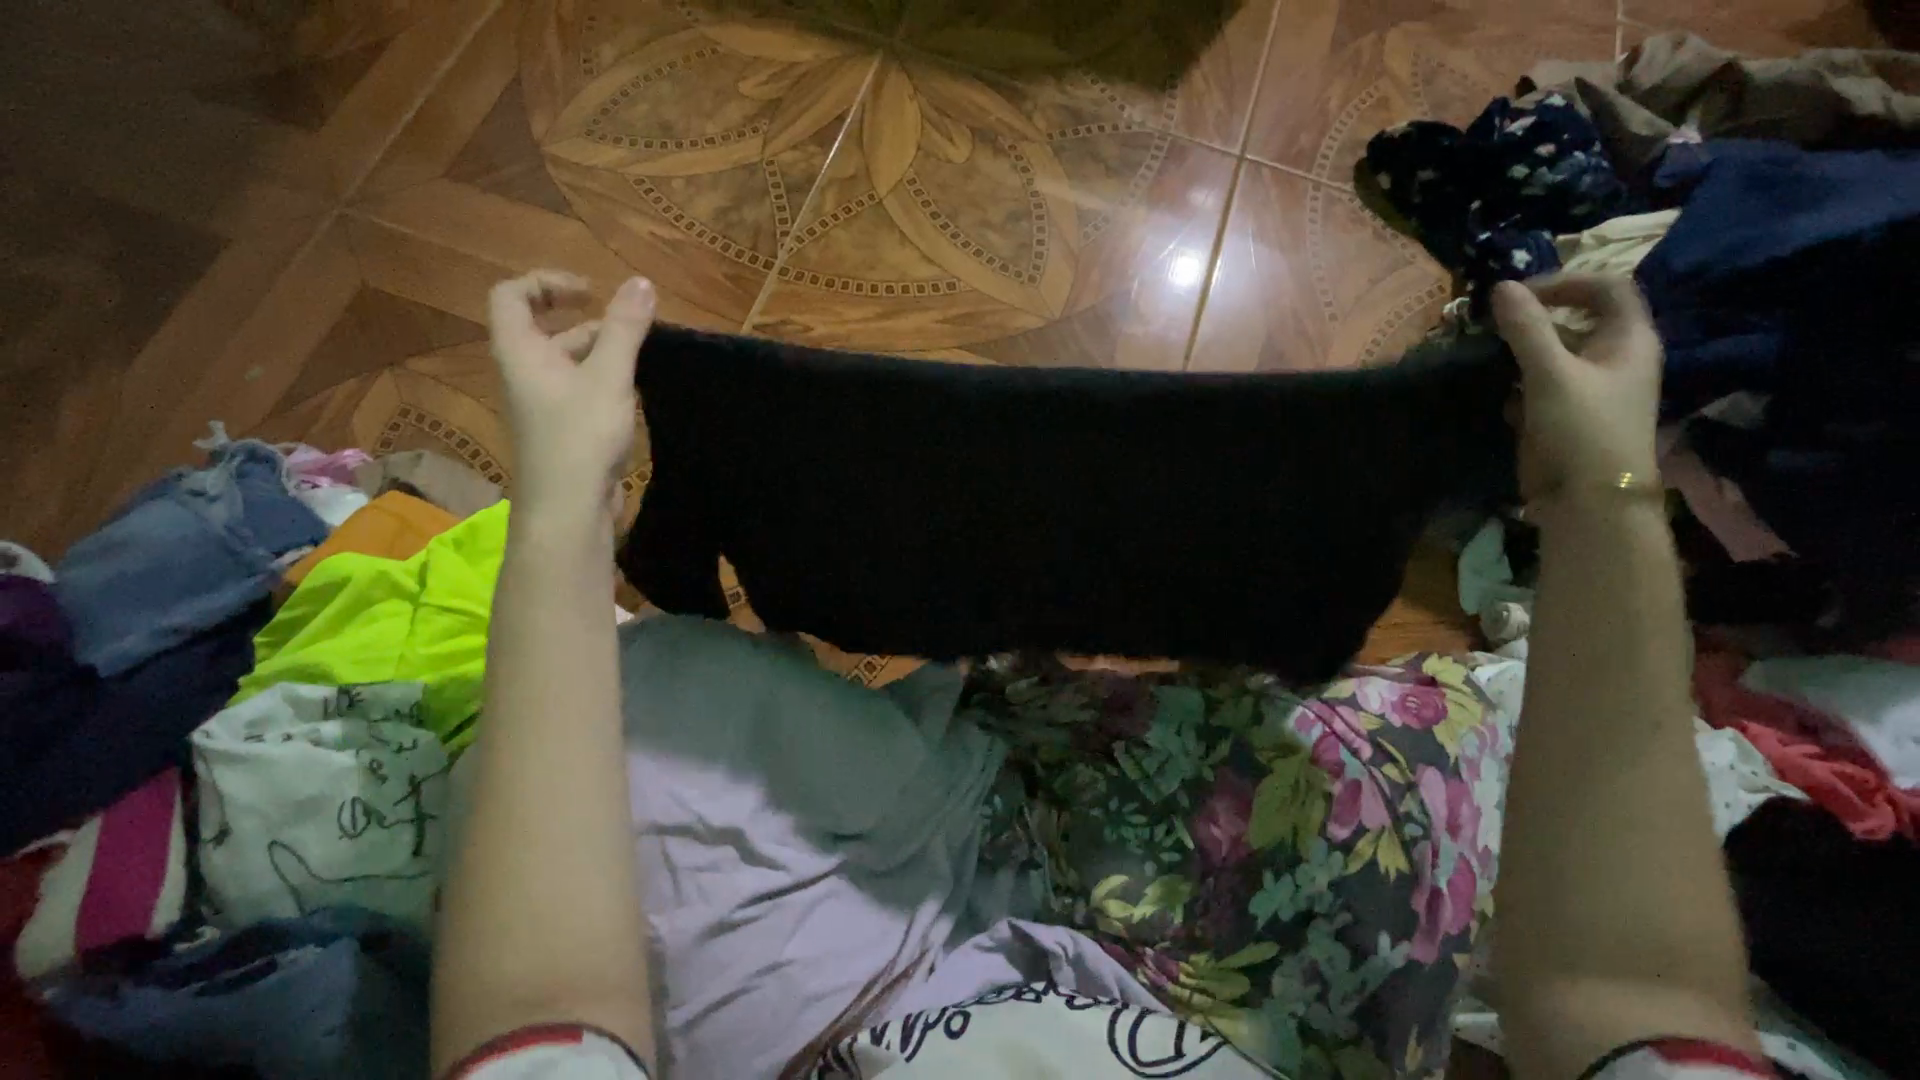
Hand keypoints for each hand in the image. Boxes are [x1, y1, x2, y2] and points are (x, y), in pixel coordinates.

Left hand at [489, 270, 655, 516]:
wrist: (568, 508)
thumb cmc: (580, 435)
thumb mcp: (608, 376)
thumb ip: (625, 328)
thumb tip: (641, 282)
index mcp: (520, 352)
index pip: (511, 295)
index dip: (546, 282)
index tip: (590, 293)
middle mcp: (523, 373)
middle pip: (545, 330)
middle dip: (588, 323)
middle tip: (630, 329)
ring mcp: (540, 405)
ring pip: (566, 364)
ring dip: (600, 354)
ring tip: (642, 360)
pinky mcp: (560, 430)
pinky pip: (577, 392)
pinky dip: (602, 383)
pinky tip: (634, 394)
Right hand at [1491, 274, 1661, 511]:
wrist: (1588, 500)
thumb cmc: (1582, 430)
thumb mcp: (1551, 373)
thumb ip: (1525, 329)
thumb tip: (1500, 287)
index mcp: (1629, 340)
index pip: (1606, 288)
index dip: (1565, 282)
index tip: (1519, 295)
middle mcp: (1614, 359)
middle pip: (1575, 320)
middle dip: (1532, 318)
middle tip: (1491, 322)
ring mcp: (1588, 389)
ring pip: (1552, 354)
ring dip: (1518, 351)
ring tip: (1483, 353)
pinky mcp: (1563, 415)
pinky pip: (1537, 385)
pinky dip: (1514, 383)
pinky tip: (1495, 392)